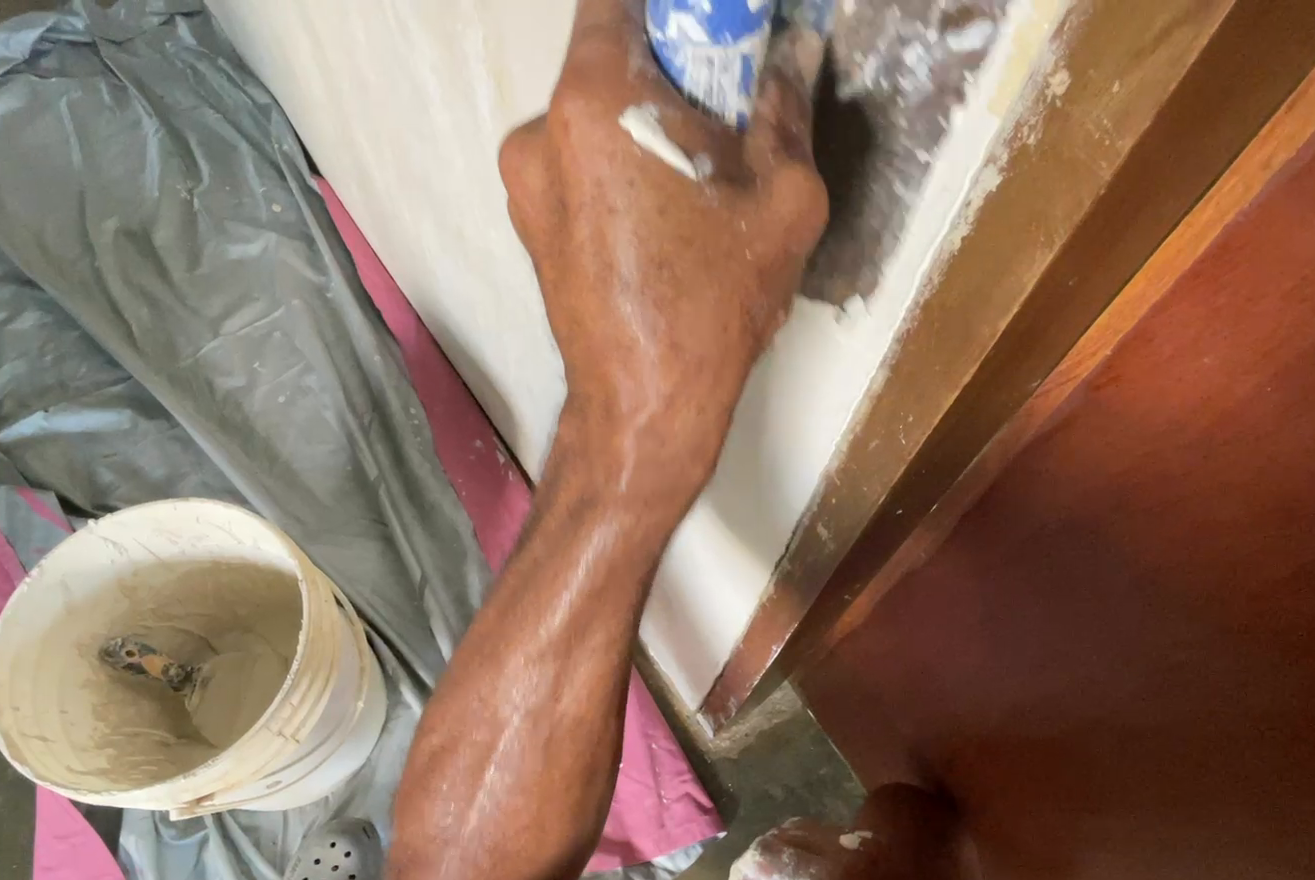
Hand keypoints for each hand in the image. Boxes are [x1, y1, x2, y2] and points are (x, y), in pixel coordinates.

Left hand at [499, 0, 828, 504]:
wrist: (644, 406)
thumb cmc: (713, 306)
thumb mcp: (784, 203)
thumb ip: (787, 111)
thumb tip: (792, 58)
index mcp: (594, 103)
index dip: (670, 10)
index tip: (710, 35)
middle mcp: (538, 133)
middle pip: (606, 64)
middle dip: (665, 76)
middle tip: (720, 119)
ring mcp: (523, 187)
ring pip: (590, 124)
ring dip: (641, 132)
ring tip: (693, 188)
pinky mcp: (528, 230)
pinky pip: (576, 172)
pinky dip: (616, 175)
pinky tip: (660, 222)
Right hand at [697, 785, 1056, 879]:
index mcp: (820, 874)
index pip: (764, 854)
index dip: (742, 872)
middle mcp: (841, 848)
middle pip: (785, 835)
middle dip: (763, 858)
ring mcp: (865, 846)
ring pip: (811, 831)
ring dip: (789, 851)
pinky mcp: (881, 852)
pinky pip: (835, 835)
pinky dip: (815, 849)